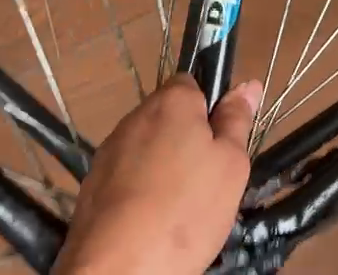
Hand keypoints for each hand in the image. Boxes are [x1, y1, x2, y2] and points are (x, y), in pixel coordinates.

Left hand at [54, 75, 260, 274]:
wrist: (115, 274)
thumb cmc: (185, 211)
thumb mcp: (231, 165)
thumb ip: (237, 121)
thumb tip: (248, 84)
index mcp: (172, 101)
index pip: (193, 82)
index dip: (210, 110)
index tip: (221, 143)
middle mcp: (134, 117)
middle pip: (169, 118)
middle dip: (187, 141)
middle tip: (208, 179)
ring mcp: (107, 154)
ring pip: (148, 150)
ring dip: (163, 168)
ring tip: (180, 209)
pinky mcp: (89, 190)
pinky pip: (126, 179)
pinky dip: (140, 193)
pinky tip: (152, 224)